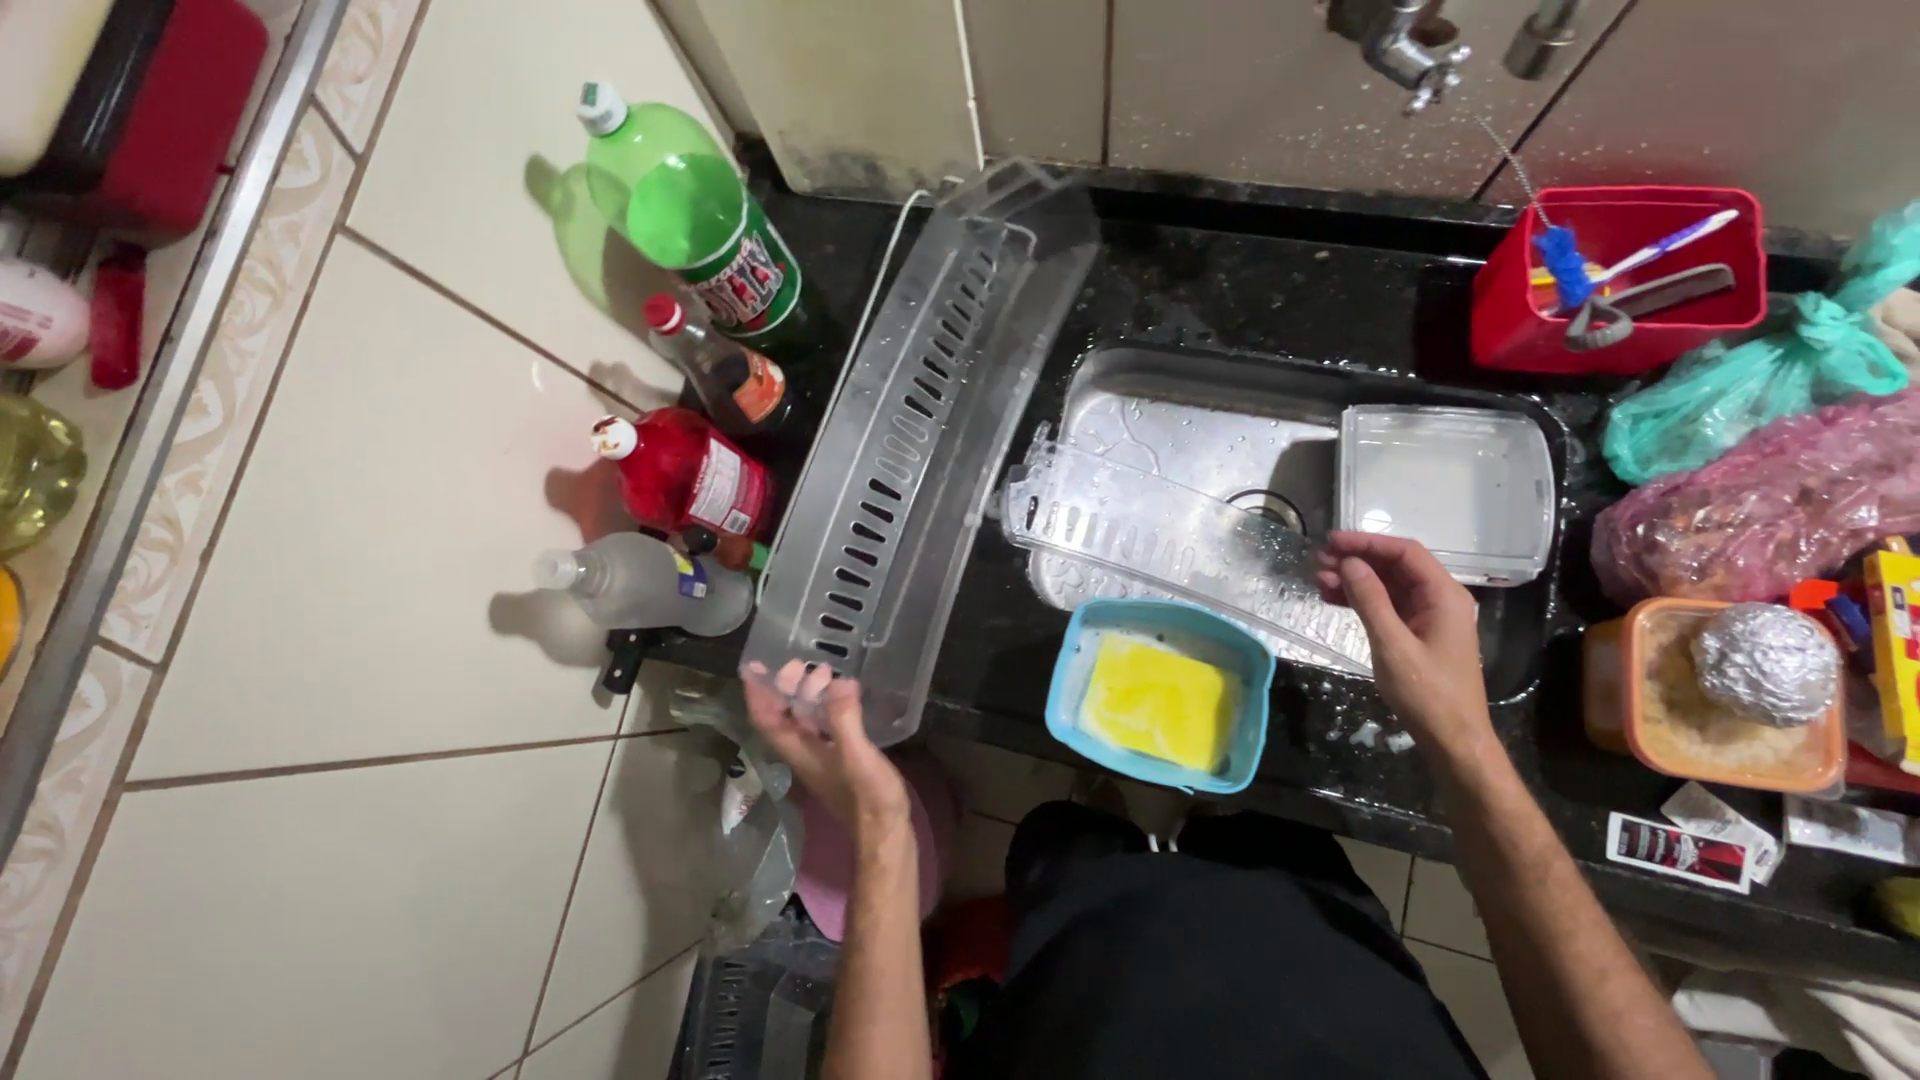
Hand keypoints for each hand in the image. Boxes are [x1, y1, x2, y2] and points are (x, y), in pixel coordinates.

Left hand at [740, 660, 911, 839]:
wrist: (885, 832)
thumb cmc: (868, 796)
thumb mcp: (856, 754)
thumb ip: (843, 719)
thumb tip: (837, 682)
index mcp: (799, 752)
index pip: (766, 719)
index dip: (757, 693)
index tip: (755, 667)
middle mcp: (804, 754)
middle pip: (783, 716)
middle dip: (786, 687)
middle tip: (802, 663)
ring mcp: (821, 758)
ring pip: (803, 720)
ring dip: (807, 695)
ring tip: (827, 673)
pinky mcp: (840, 759)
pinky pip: (822, 726)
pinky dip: (826, 706)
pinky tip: (844, 697)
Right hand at [1315, 531, 1494, 756]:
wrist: (1452, 738)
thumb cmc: (1427, 693)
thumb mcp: (1393, 645)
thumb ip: (1370, 601)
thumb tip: (1349, 563)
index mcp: (1444, 596)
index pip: (1405, 553)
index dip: (1367, 542)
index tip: (1331, 542)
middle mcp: (1439, 599)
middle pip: (1395, 566)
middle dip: (1357, 559)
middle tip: (1317, 560)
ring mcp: (1428, 617)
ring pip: (1387, 585)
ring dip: (1354, 580)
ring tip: (1318, 579)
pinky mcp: (1417, 633)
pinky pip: (1386, 605)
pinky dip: (1361, 600)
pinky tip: (1333, 599)